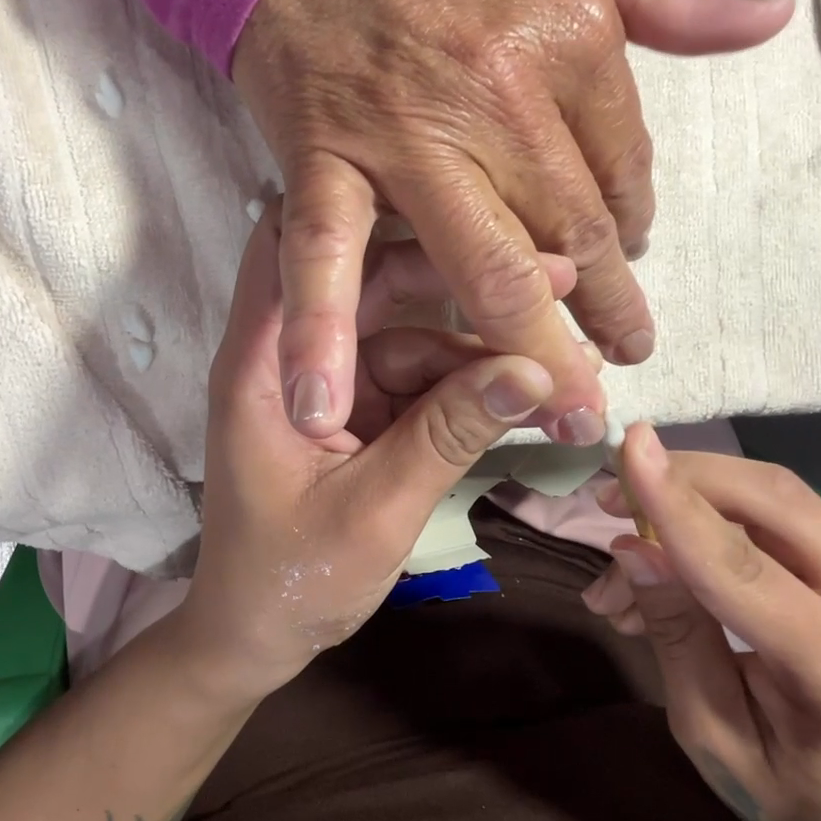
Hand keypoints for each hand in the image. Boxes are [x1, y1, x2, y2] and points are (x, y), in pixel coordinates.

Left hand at [173, 206, 564, 697]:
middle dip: (459, 283)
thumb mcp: (375, 509)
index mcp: (265, 363)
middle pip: (373, 286)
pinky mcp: (359, 411)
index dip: (353, 203)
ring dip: (479, 350)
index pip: (288, 246)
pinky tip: (526, 397)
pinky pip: (418, 381)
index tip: (440, 180)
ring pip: (410, 336)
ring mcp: (332, 383)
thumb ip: (451, 434)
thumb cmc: (290, 578)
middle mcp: (295, 357)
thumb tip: (536, 369)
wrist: (257, 639)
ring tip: (563, 359)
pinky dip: (467, 389)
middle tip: (555, 275)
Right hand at [232, 0, 793, 446]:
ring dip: (525, 353)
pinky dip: (322, 332)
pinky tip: (325, 404)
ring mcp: (406, 143)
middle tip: (620, 370)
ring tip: (555, 413)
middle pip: (570, 238)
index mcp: (569, 42)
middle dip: (601, 315)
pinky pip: (326, 258)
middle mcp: (498, 106)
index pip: (622, 167)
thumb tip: (766, 16)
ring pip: (479, 269)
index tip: (621, 259)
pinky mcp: (324, 160)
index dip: (628, 227)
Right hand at [582, 429, 820, 820]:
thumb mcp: (714, 737)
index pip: (746, 570)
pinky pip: (780, 519)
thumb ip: (677, 637)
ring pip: (779, 496)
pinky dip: (713, 520)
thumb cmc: (795, 793)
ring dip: (692, 500)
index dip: (680, 508)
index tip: (630, 450)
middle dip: (687, 477)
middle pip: (777, 501)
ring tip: (623, 555)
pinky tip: (668, 558)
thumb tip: (634, 550)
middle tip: (611, 495)